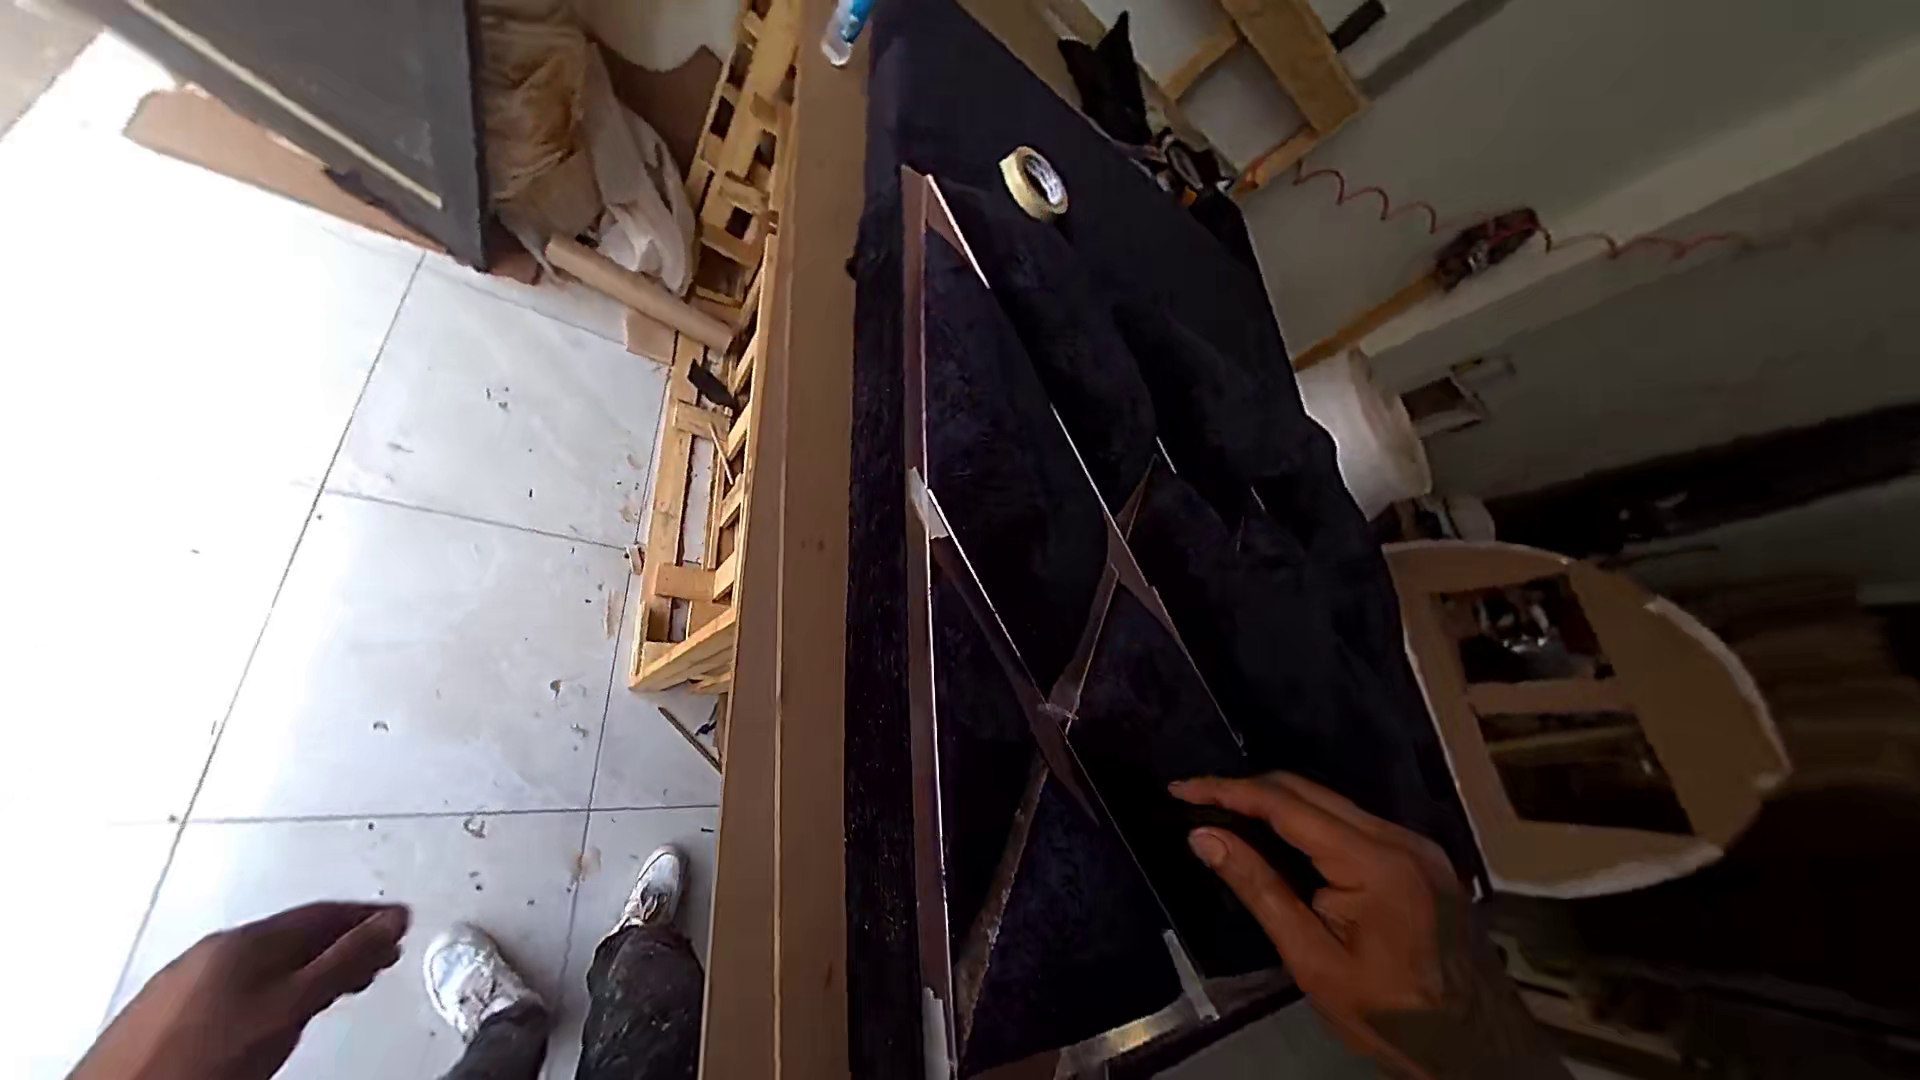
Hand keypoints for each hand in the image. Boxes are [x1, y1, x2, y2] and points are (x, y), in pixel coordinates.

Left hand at [70, 902, 409, 1079]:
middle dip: (345, 945)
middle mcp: (212, 951)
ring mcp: (180, 984)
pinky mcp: (160, 1017)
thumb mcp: (295, 1004)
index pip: (328, 912)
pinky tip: (281, 1012)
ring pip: (269, 962)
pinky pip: (238, 986)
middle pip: (299, 935)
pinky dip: (275, 989)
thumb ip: (351, 956)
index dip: (372, 917)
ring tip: (338, 988)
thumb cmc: (200, 1061)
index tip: (401, 923)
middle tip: (378, 957)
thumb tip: (394, 919)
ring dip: (312, 969)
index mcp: (245, 940)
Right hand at [1171, 773, 1566, 1079]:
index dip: (1226, 790)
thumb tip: (1202, 835)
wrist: (1486, 1059)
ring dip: (1271, 800)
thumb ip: (1258, 888)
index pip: (1284, 804)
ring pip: (1324, 798)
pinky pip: (1345, 817)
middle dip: (1244, 789)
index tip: (1181, 788)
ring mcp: (1413, 843)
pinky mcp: (1418, 854)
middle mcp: (1398, 837)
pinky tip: (1276, 832)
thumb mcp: (1312, 962)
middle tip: (1196, 798)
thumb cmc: (1392, 1018)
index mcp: (1375, 863)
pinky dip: (1301, 816)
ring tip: (1225, 811)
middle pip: (1303, 790)